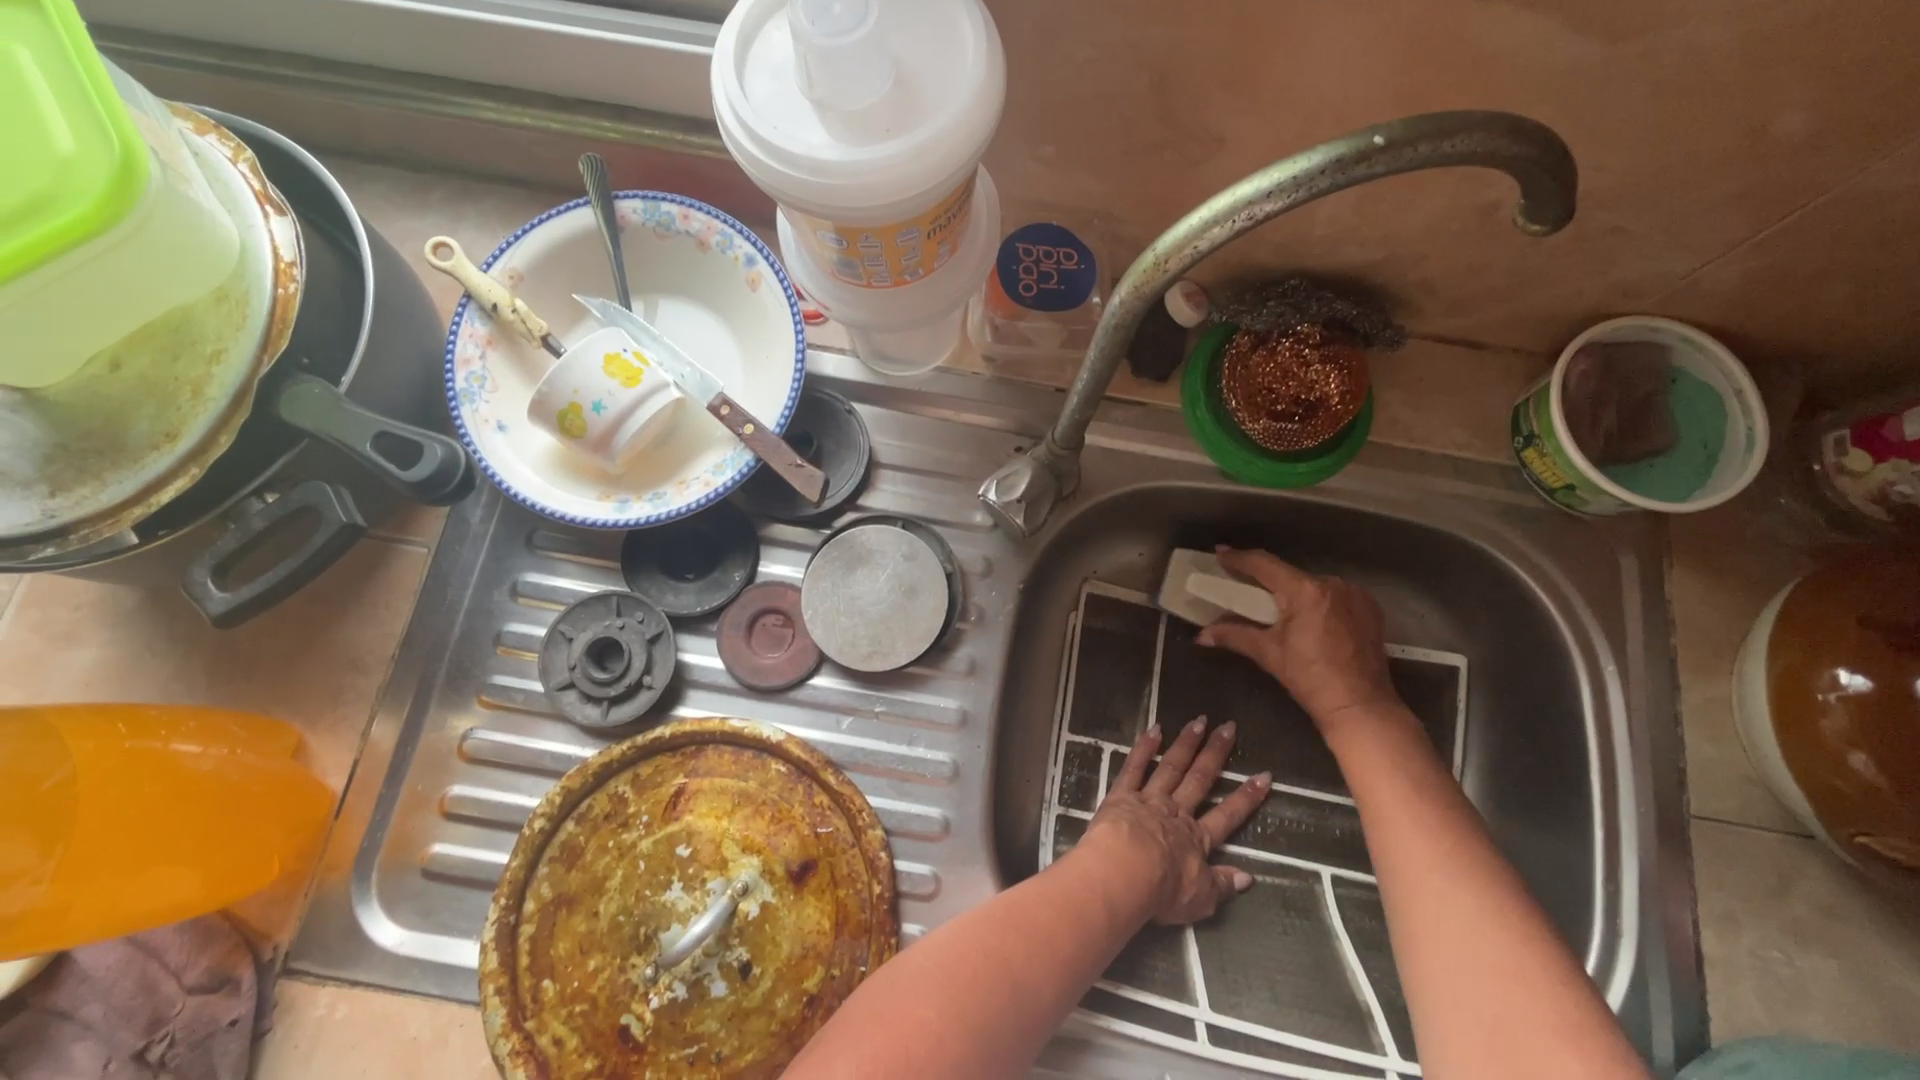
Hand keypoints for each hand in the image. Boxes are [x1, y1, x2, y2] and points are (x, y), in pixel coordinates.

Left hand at [1081, 716, 1270, 924]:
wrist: (1122, 873)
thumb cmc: (1161, 891)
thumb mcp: (1200, 899)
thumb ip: (1222, 885)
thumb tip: (1248, 878)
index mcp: (1196, 839)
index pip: (1228, 815)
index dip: (1247, 796)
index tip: (1264, 775)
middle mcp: (1176, 812)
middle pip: (1200, 780)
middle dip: (1216, 754)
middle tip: (1229, 727)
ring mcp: (1149, 800)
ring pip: (1171, 767)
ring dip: (1186, 744)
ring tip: (1199, 721)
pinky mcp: (1121, 795)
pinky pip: (1133, 768)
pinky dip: (1143, 748)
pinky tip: (1154, 729)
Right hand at [1196, 547, 1400, 729]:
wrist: (1360, 706)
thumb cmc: (1310, 679)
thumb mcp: (1268, 654)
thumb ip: (1234, 635)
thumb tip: (1201, 635)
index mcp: (1305, 591)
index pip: (1264, 565)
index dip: (1239, 558)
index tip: (1219, 553)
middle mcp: (1333, 584)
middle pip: (1290, 575)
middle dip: (1268, 582)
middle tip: (1246, 589)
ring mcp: (1356, 595)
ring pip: (1315, 586)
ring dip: (1296, 593)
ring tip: (1281, 611)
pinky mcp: (1371, 608)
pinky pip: (1336, 596)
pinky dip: (1320, 603)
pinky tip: (1312, 620)